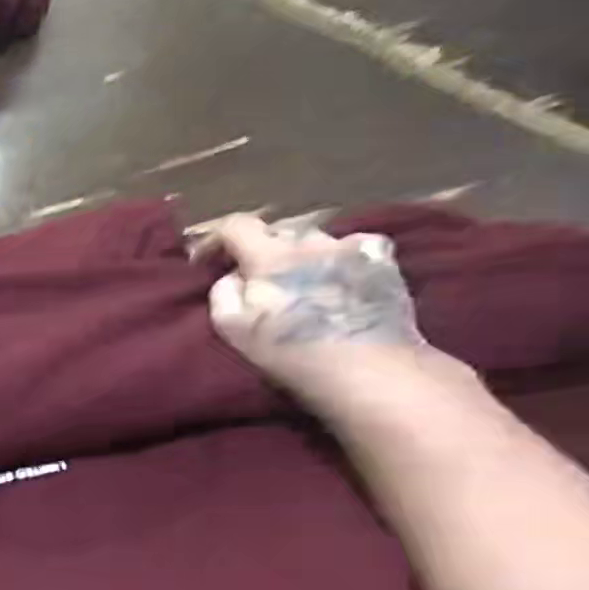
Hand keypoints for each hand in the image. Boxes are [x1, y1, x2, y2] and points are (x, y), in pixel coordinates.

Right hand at [204, 214, 427, 400]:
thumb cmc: (285, 348)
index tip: (204, 262)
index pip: (237, 225)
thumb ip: (223, 291)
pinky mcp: (385, 261)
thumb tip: (232, 275)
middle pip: (276, 230)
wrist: (363, 364)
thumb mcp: (230, 326)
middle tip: (247, 275)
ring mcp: (355, 247)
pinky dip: (337, 252)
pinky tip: (335, 271)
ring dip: (296, 252)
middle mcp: (314, 241)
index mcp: (272, 255)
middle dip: (256, 248)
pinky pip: (354, 243)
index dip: (214, 239)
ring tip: (292, 277)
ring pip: (314, 237)